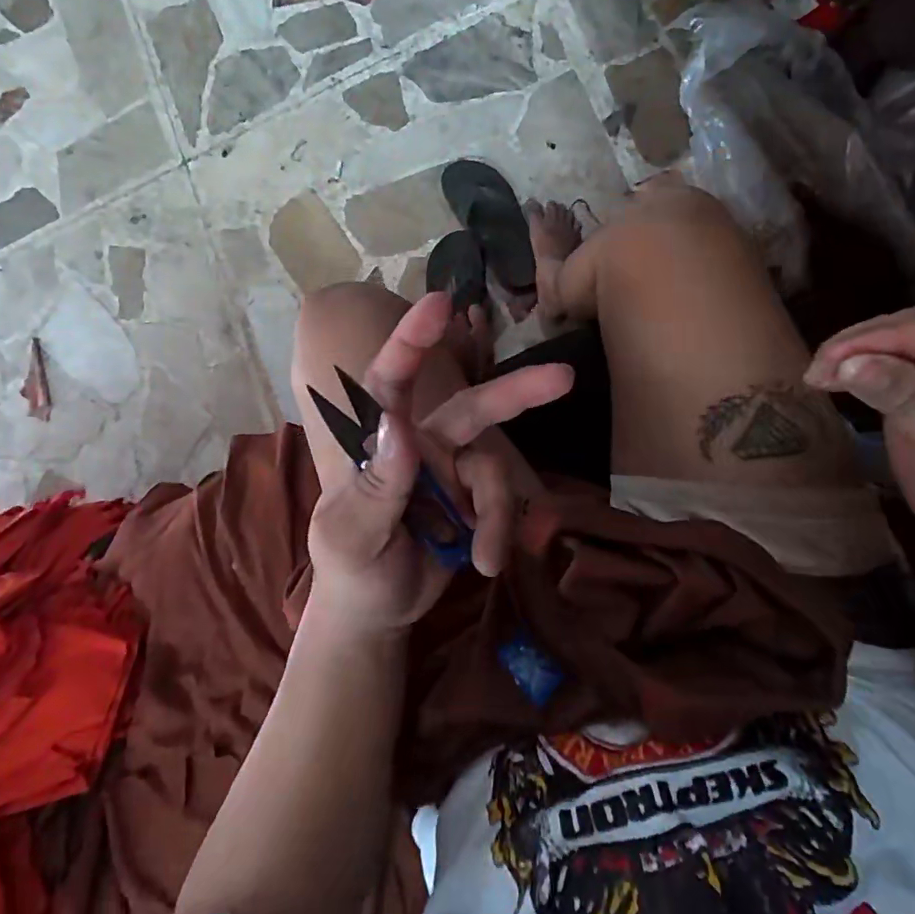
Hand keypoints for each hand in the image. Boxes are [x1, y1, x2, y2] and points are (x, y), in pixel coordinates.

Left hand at [307, 293, 572, 634]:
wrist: (378, 609)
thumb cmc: (351, 566)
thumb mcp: (352, 535)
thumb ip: (377, 485)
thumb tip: (399, 426)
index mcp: (377, 442)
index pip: (388, 384)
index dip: (410, 342)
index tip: (437, 304)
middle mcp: (420, 444)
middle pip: (470, 408)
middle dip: (514, 394)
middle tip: (563, 378)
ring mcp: (450, 472)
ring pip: (492, 470)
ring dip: (496, 512)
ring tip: (488, 557)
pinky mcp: (474, 502)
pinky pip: (501, 505)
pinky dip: (499, 532)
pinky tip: (487, 563)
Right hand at [804, 308, 914, 545]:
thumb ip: (907, 398)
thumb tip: (846, 363)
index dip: (885, 338)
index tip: (829, 358)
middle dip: (868, 342)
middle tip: (818, 368)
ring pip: (913, 342)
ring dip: (862, 352)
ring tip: (820, 373)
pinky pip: (907, 364)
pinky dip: (869, 368)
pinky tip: (838, 377)